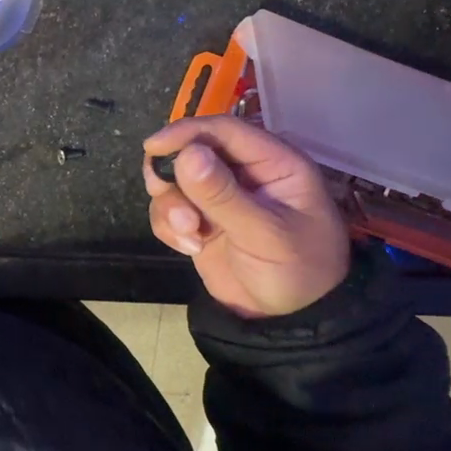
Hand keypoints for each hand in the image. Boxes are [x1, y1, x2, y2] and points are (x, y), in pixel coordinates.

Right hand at [141, 116, 349, 318]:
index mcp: (273, 162)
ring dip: (171, 208)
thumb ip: (223, 195)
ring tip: (191, 237)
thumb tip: (186, 155)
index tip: (154, 148)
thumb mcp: (264, 234)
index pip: (224, 130)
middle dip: (173, 177)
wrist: (290, 320)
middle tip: (163, 195)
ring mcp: (219, 196)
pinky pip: (167, 209)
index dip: (187, 134)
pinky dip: (169, 227)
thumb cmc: (296, 271)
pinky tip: (190, 248)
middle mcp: (244, 172)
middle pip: (189, 151)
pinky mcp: (199, 219)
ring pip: (173, 181)